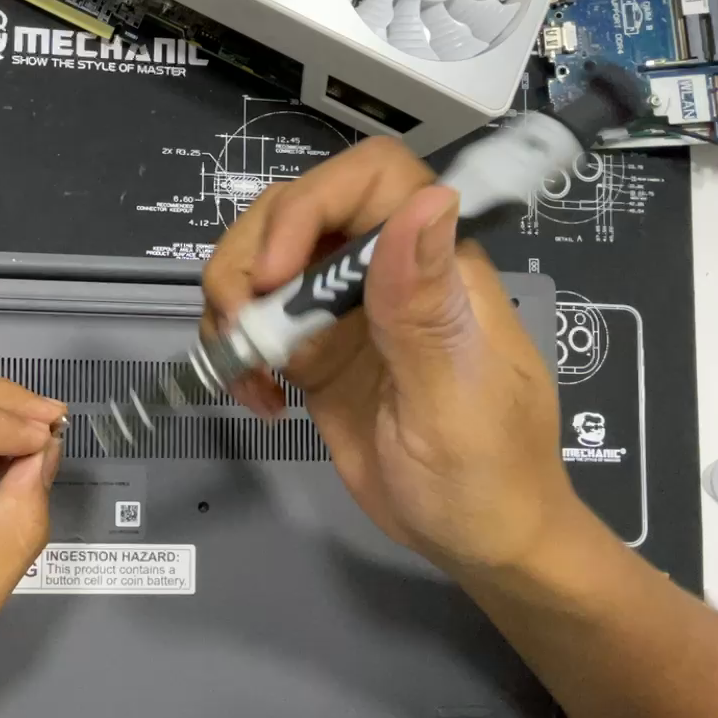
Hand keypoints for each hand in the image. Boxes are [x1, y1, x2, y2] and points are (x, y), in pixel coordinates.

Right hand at [202, 136, 580, 572]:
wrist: (473, 536)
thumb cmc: (485, 476)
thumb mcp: (455, 402)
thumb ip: (426, 309)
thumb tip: (424, 203)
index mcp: (434, 268)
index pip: (369, 181)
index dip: (308, 207)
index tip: (275, 279)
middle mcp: (381, 275)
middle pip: (292, 214)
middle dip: (247, 264)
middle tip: (241, 331)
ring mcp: (340, 313)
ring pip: (259, 266)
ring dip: (231, 312)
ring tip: (247, 374)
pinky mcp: (312, 351)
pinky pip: (253, 324)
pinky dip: (236, 355)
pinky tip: (259, 398)